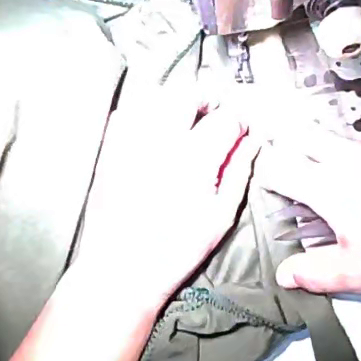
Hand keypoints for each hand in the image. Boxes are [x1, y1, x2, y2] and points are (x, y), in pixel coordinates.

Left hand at [69, 87, 257, 311]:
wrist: (120, 268)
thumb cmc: (175, 249)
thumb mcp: (220, 215)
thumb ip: (239, 170)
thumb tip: (251, 141)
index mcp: (194, 158)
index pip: (226, 116)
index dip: (241, 119)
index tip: (243, 129)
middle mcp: (160, 140)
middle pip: (189, 92)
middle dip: (208, 99)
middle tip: (216, 118)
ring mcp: (129, 140)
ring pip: (156, 94)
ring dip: (177, 101)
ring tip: (186, 122)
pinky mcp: (108, 147)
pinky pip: (128, 110)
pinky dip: (146, 112)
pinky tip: (155, 132)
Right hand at [255, 128, 360, 295]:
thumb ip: (315, 272)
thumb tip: (287, 273)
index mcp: (335, 187)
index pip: (281, 167)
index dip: (269, 174)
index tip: (270, 182)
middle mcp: (357, 154)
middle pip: (305, 136)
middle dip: (291, 148)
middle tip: (290, 163)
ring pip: (345, 140)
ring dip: (336, 157)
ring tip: (352, 190)